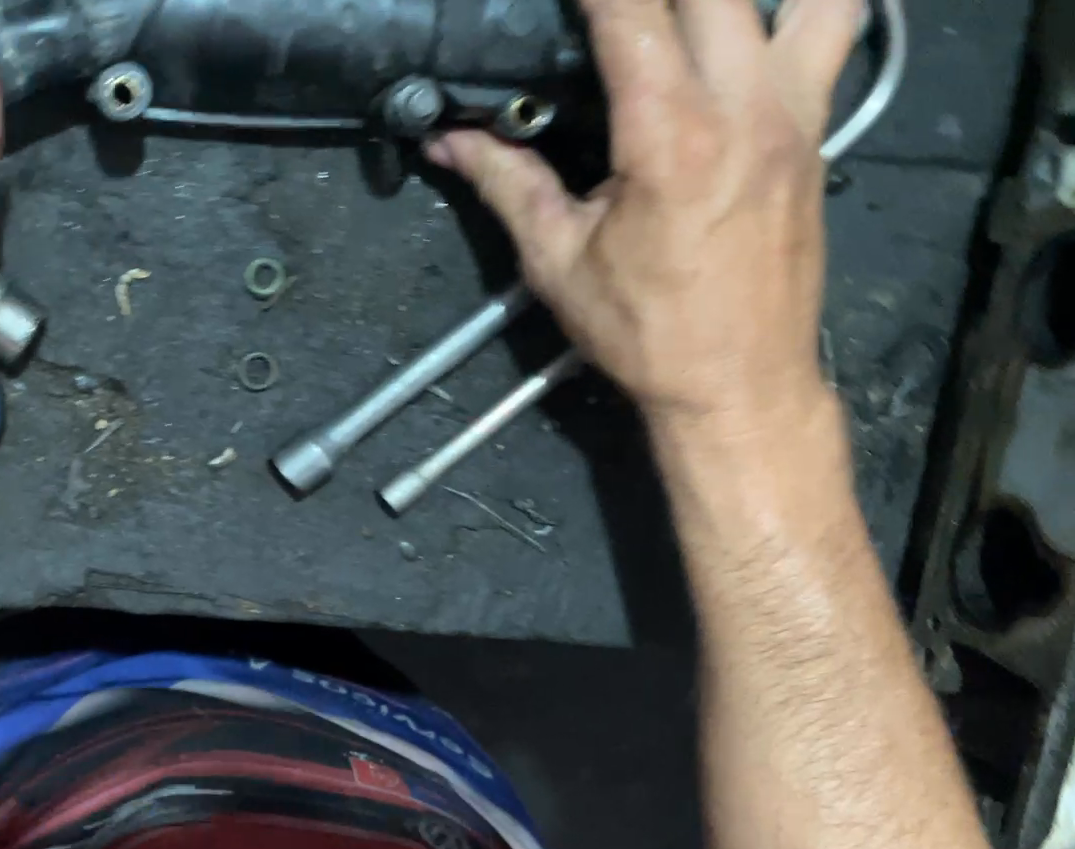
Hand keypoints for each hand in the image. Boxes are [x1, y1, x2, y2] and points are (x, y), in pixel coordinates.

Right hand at [427, 0, 861, 438]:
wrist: (736, 376)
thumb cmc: (640, 328)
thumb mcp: (557, 260)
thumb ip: (508, 183)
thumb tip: (450, 142)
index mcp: (670, 137)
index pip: (634, 17)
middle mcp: (746, 104)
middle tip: (603, 6)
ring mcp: (798, 109)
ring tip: (679, 16)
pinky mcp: (820, 127)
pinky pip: (834, 27)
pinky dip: (795, 7)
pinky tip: (748, 28)